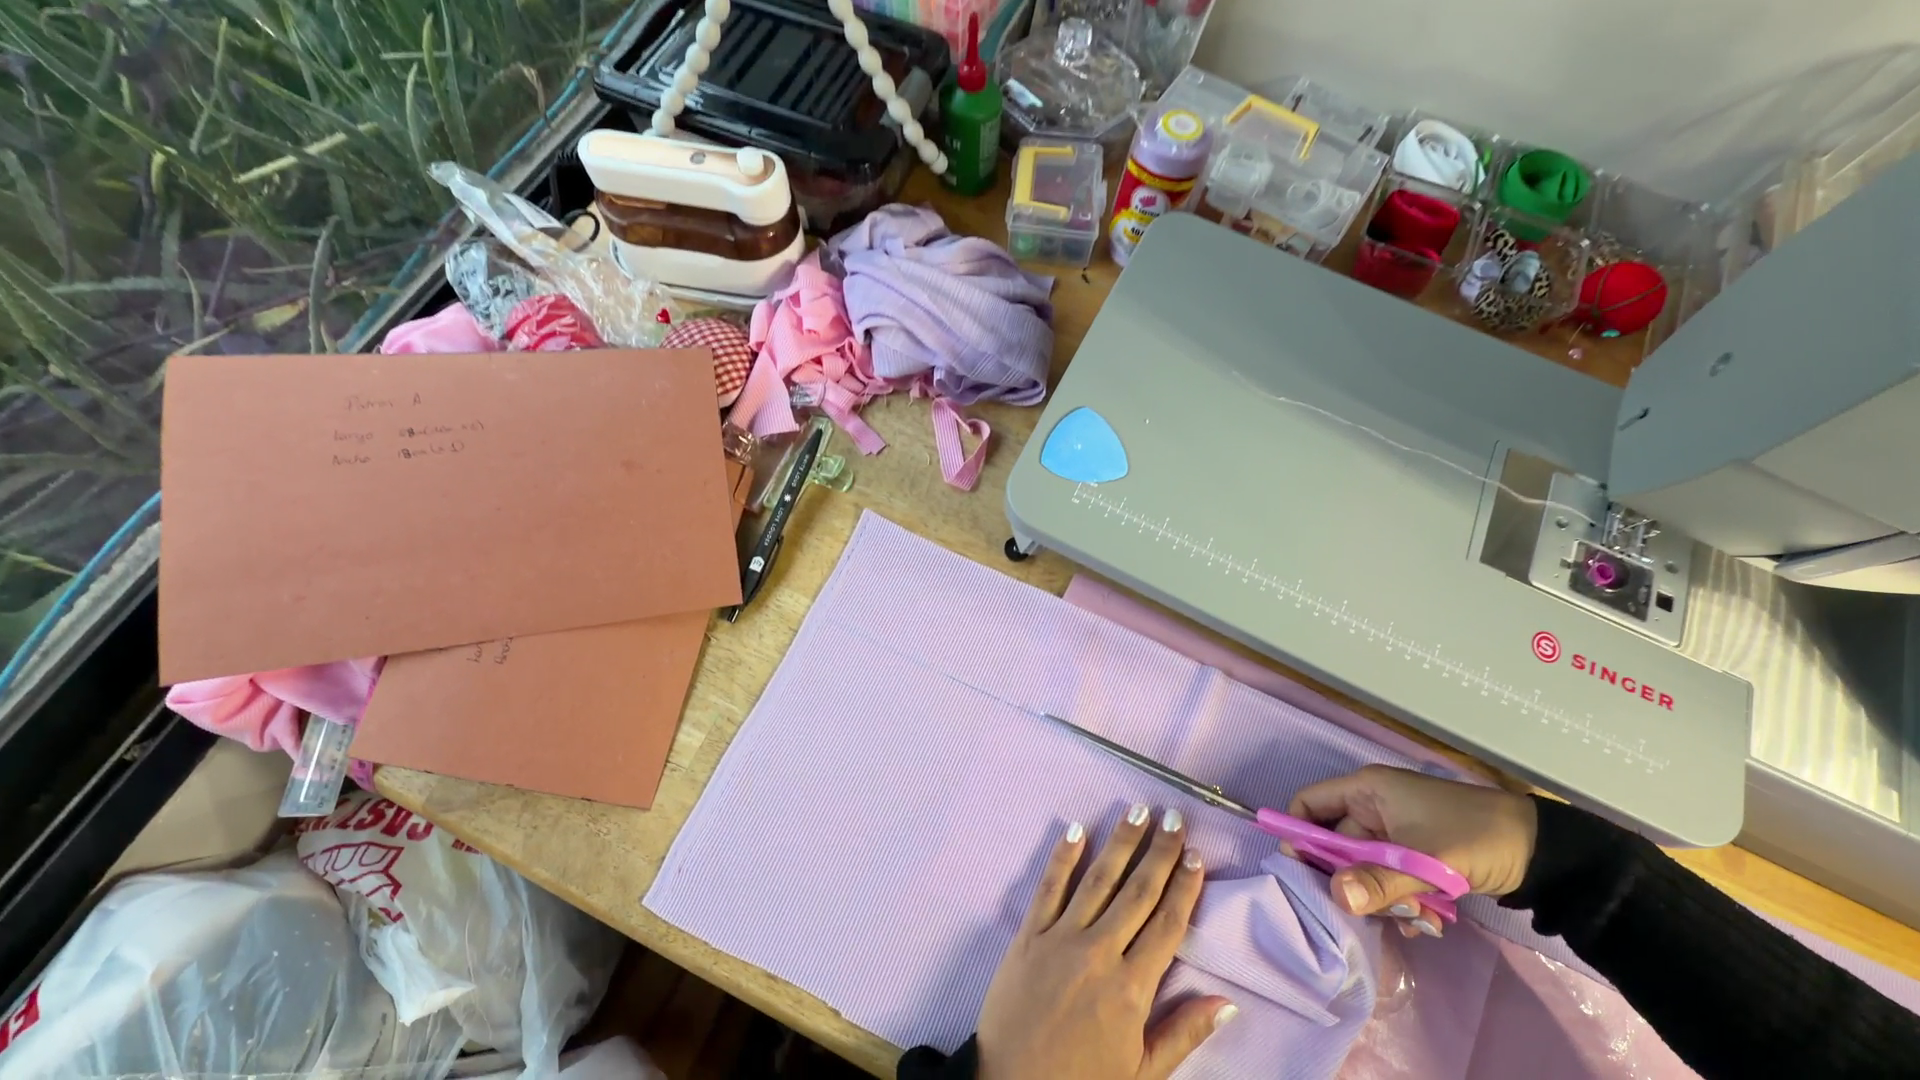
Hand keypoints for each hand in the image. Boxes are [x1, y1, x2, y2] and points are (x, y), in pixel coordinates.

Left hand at [975, 804, 1237, 1079]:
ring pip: (1097, 880)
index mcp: (1132, 987)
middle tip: (1174, 817)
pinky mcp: (1028, 935)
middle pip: (1137, 892)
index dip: (1184, 886)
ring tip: (1138, 810)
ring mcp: (1060, 939)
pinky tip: (1077, 829)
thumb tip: (1226, 1001)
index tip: (1196, 855)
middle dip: (1159, 852)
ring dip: (1120, 843)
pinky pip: (1048, 888)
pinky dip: (1063, 857)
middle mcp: (1099, 952)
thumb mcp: (1141, 1072)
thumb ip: (1183, 1033)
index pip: (1167, 924)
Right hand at [1286, 765, 1537, 939]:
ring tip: (1410, 915)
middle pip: (1334, 842)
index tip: (1301, 872)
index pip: (1309, 803)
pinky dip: (1398, 897)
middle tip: (1366, 908)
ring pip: (1363, 866)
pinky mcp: (1412, 854)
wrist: (1542, 851)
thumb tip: (1336, 897)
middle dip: (1349, 878)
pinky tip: (1422, 918)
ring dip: (1379, 894)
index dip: (1298, 833)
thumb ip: (1379, 881)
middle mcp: (1373, 807)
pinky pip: (1387, 876)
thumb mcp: (1425, 861)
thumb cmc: (1474, 836)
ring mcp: (1393, 831)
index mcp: (1367, 790)